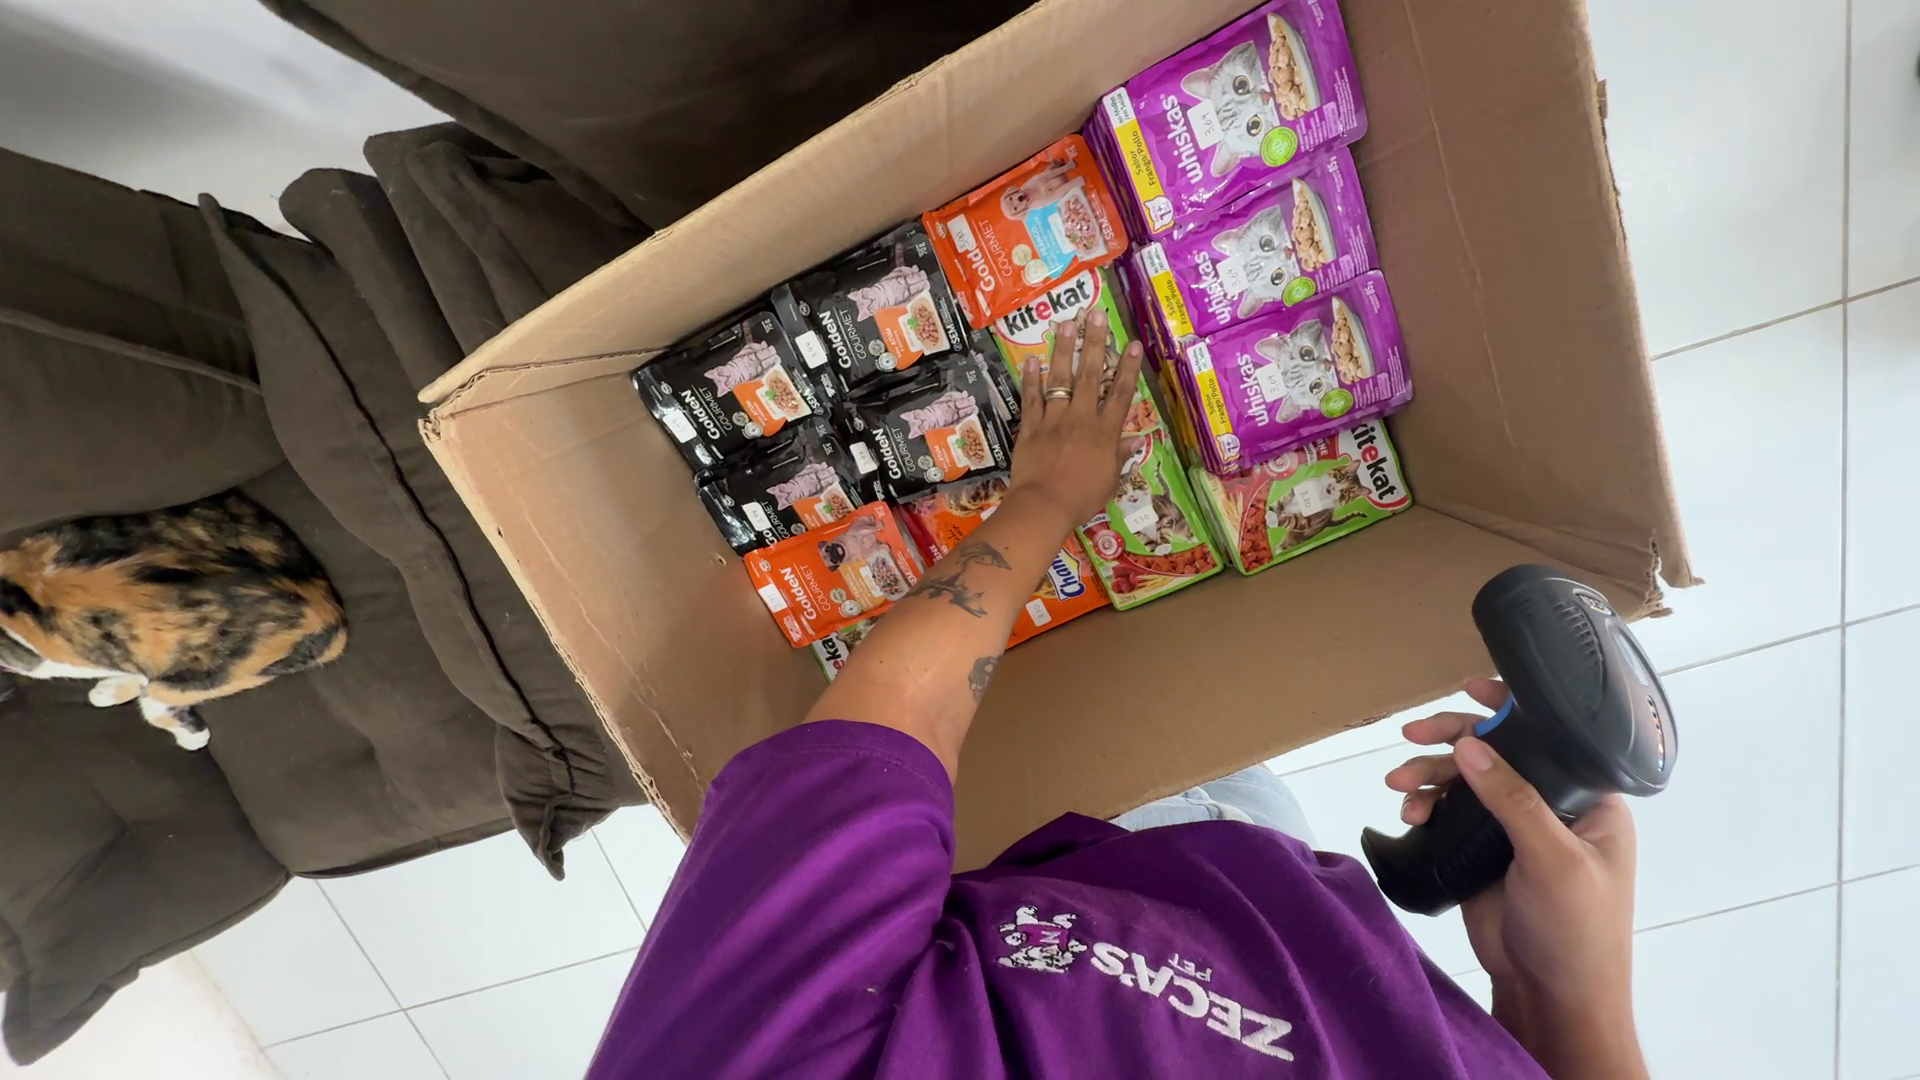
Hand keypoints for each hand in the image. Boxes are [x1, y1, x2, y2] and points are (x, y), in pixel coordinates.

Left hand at [1009, 310, 1144, 528]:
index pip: (1121, 394)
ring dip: (1063, 350)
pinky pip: (1032, 398)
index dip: (1128, 368)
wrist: (1044, 505)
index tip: (1133, 344)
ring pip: (1060, 379)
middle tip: (1095, 315)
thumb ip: (1120, 457)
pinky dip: (1031, 379)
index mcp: (1105, 433)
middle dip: (1094, 343)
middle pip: (1091, 376)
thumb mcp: (1110, 481)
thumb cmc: (1082, 499)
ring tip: (1065, 324)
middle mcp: (1081, 418)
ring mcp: (1054, 420)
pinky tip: (1032, 358)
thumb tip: (1135, 440)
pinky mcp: (1031, 427)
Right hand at [1385, 679, 1646, 1079]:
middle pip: (1491, 751)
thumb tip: (1469, 744)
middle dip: (1447, 740)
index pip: (1548, 737)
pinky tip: (1411, 812)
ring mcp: (1509, 824)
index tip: (1468, 686)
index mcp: (1587, 802)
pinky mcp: (1478, 844)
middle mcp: (1547, 804)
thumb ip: (1512, 799)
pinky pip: (1444, 806)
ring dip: (1426, 773)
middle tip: (1411, 736)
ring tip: (1401, 786)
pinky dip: (1423, 801)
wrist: (1549, 991)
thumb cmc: (1578, 930)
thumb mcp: (1554, 860)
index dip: (1509, 707)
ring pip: (1460, 777)